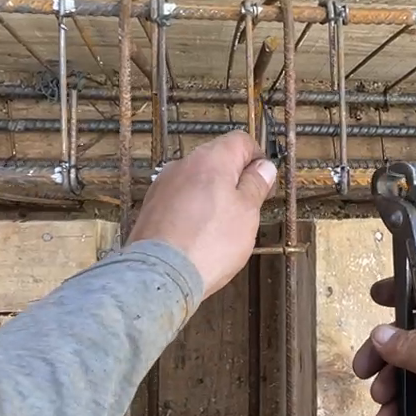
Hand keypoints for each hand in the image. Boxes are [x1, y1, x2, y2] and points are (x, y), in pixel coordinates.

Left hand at [127, 130, 275, 298]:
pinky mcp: (151, 207)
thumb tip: (264, 167)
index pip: (241, 141)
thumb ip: (256, 185)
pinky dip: (192, 211)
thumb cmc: (209, 243)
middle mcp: (184, 164)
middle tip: (247, 210)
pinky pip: (179, 200)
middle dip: (234, 179)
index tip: (264, 182)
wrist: (161, 275)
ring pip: (196, 181)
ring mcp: (163, 184)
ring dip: (212, 196)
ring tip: (221, 228)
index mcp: (212, 158)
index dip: (257, 158)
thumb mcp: (247, 213)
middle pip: (217, 160)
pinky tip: (198, 236)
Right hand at [351, 277, 415, 415]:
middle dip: (384, 353)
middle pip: (412, 335)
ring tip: (381, 405)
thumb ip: (410, 344)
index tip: (374, 296)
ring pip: (412, 369)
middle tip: (362, 371)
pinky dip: (402, 407)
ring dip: (390, 384)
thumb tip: (380, 333)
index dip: (401, 289)